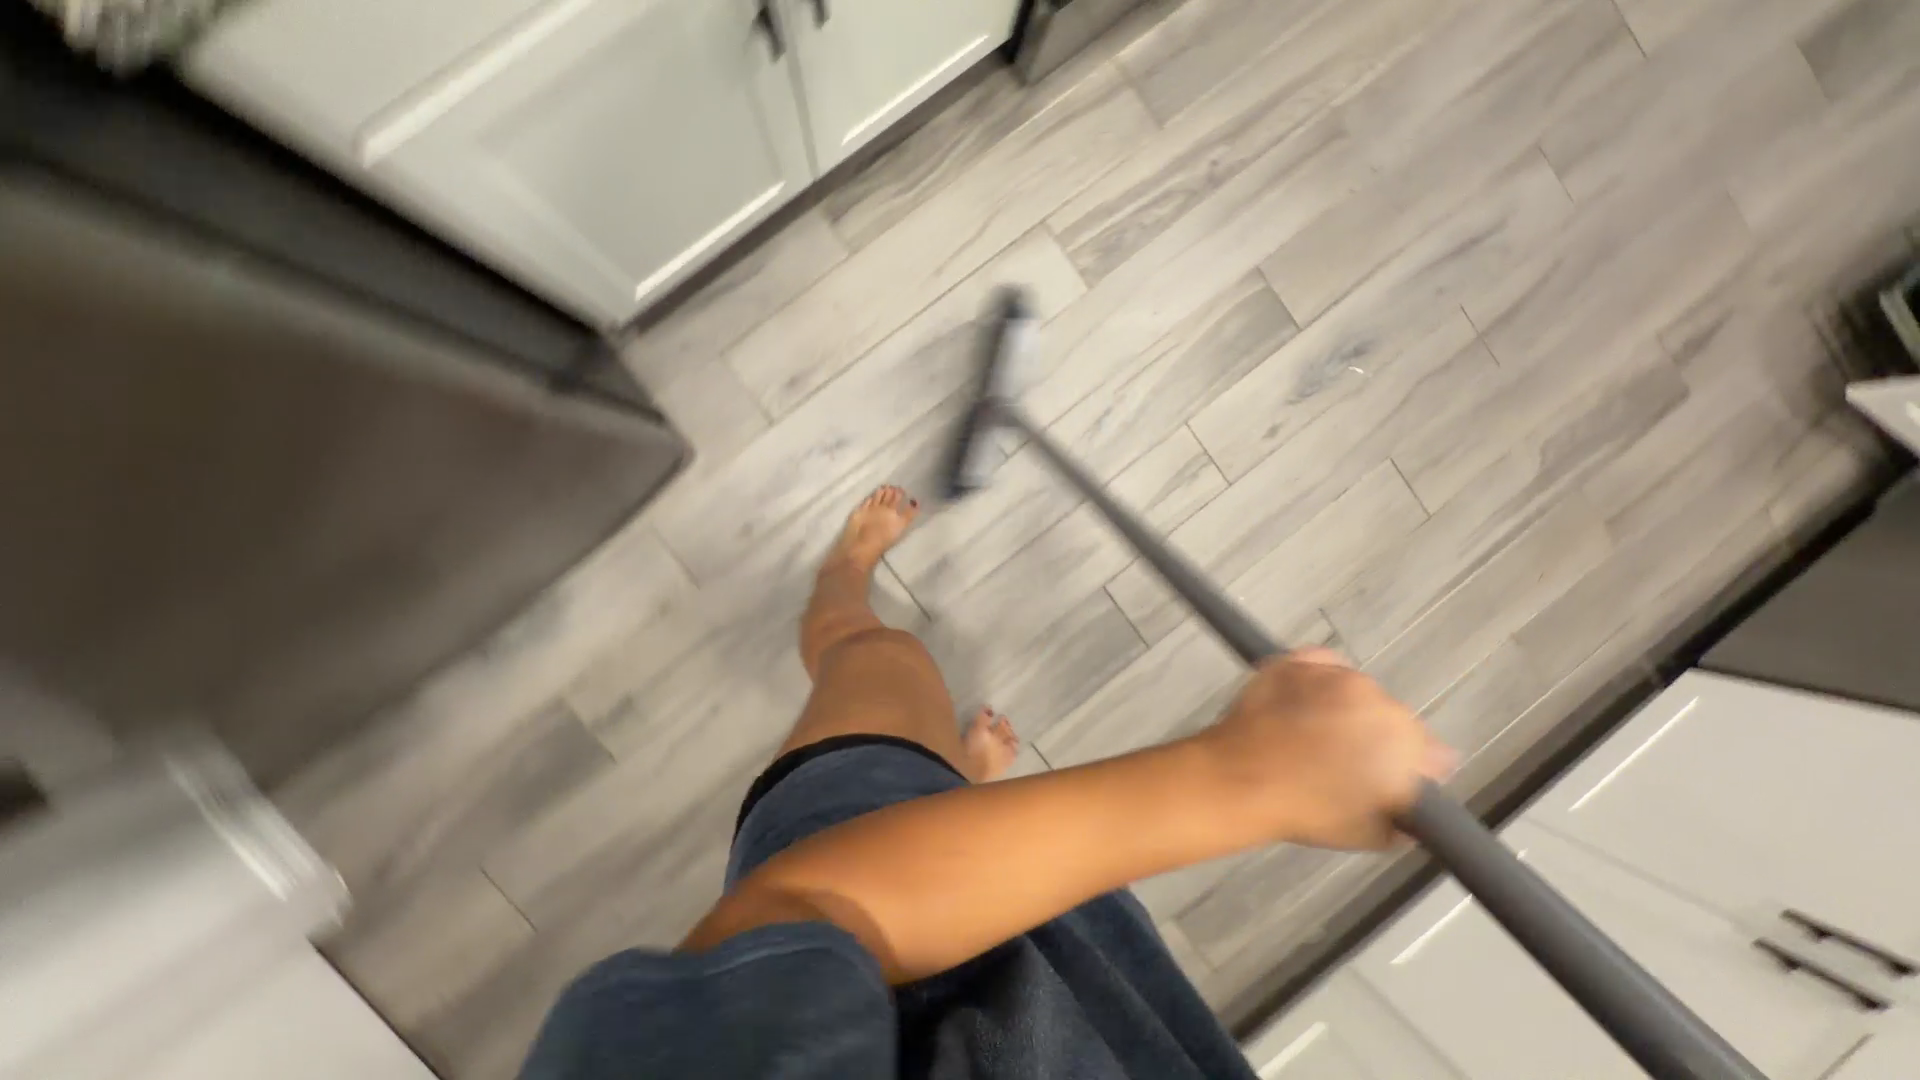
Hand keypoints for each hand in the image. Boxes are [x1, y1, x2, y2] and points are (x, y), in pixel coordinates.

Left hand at [1196, 648, 1454, 850]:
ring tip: (1314, 734)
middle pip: (1392, 717)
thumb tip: (1412, 801)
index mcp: (1406, 740)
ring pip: (1356, 690)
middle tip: (1344, 760)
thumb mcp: (1374, 834)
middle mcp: (1377, 698)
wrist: (1241, 780)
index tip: (1389, 779)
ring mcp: (1333, 674)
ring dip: (1346, 707)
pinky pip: (1319, 664)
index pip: (1432, 752)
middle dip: (1376, 737)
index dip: (1412, 769)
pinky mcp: (1296, 662)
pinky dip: (1316, 679)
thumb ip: (1408, 816)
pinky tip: (1302, 702)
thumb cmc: (1308, 811)